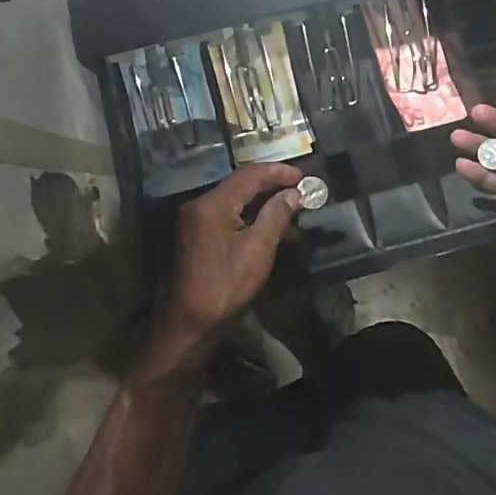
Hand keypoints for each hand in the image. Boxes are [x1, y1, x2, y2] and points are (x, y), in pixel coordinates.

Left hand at [155, 163, 304, 361]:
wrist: (192, 323)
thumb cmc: (227, 286)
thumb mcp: (258, 249)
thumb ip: (276, 215)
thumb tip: (293, 193)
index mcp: (212, 204)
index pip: (249, 175)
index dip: (278, 172)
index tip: (303, 176)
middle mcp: (200, 204)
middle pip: (240, 183)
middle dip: (271, 183)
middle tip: (300, 186)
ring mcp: (196, 219)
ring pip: (234, 198)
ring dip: (262, 199)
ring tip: (291, 204)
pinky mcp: (197, 233)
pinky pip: (227, 212)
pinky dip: (249, 213)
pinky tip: (270, 222)